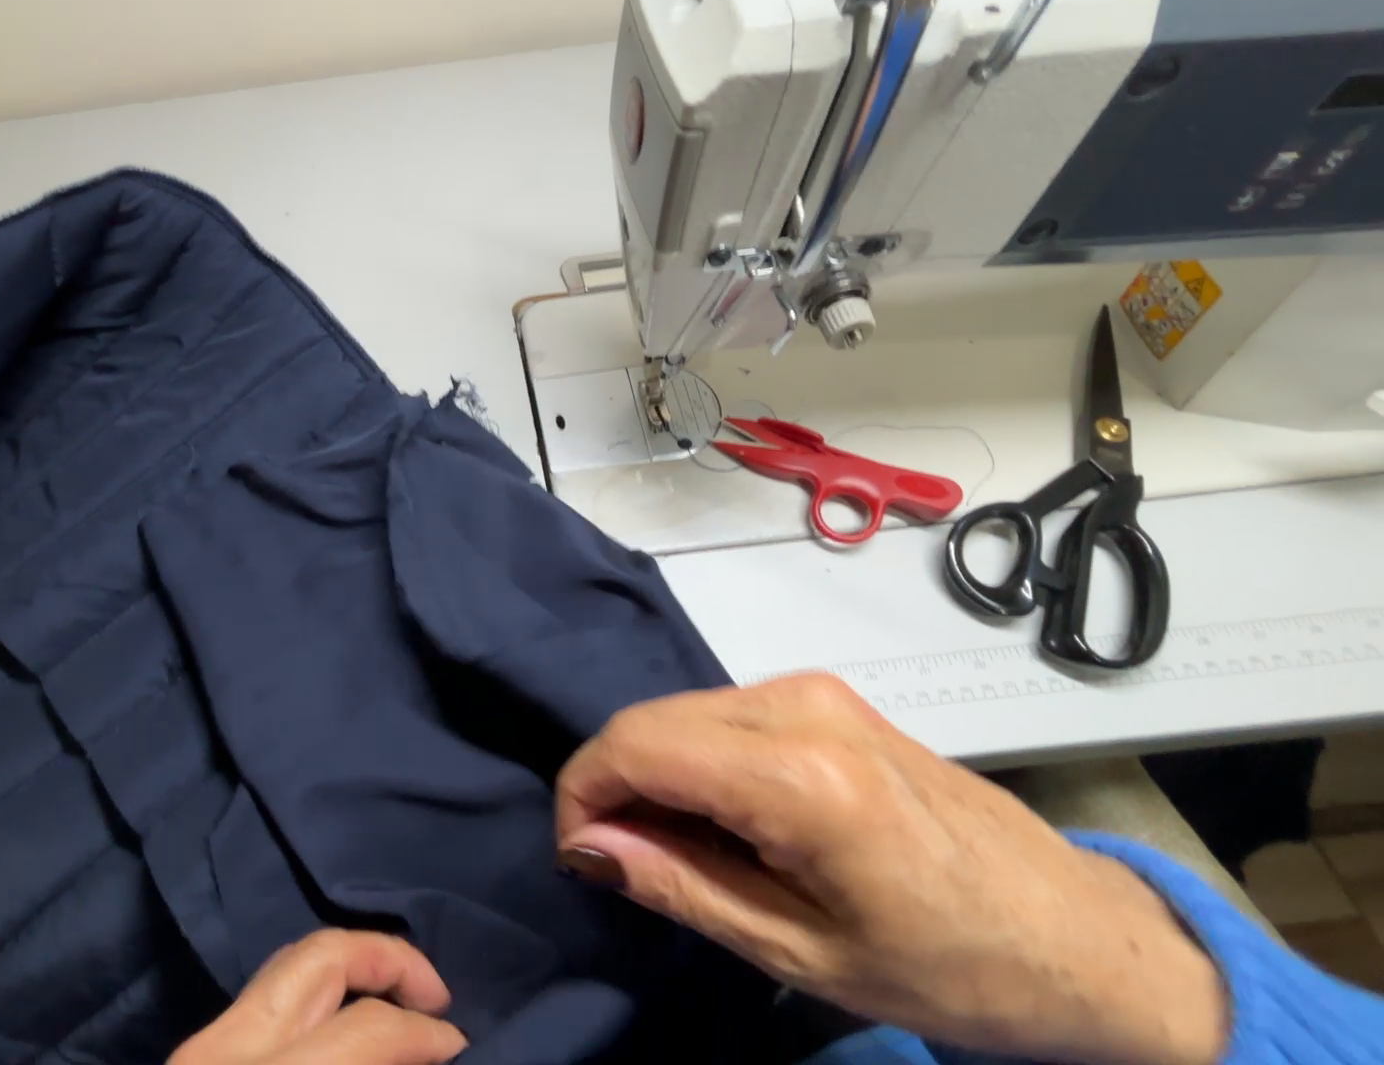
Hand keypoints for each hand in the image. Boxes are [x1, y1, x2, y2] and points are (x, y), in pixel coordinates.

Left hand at [169, 930, 468, 1064]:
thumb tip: (431, 1051)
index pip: (368, 1028)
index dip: (428, 1034)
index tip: (459, 1043)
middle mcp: (228, 1044)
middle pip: (321, 955)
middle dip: (388, 958)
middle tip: (434, 994)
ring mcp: (203, 1043)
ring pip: (290, 963)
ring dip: (353, 967)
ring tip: (395, 996)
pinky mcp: (196, 1049)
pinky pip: (269, 995)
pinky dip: (318, 992)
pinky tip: (343, 1019)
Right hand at [553, 676, 1228, 1064]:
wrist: (1078, 934)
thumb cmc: (948, 967)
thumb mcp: (798, 952)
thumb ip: (679, 885)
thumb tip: (586, 846)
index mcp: (800, 777)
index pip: (637, 746)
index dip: (583, 793)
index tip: (578, 855)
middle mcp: (800, 706)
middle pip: (649, 720)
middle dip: (610, 784)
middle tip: (619, 860)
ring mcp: (815, 690)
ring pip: (678, 712)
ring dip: (650, 773)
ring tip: (671, 847)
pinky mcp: (824, 695)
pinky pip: (717, 713)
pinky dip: (689, 760)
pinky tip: (716, 816)